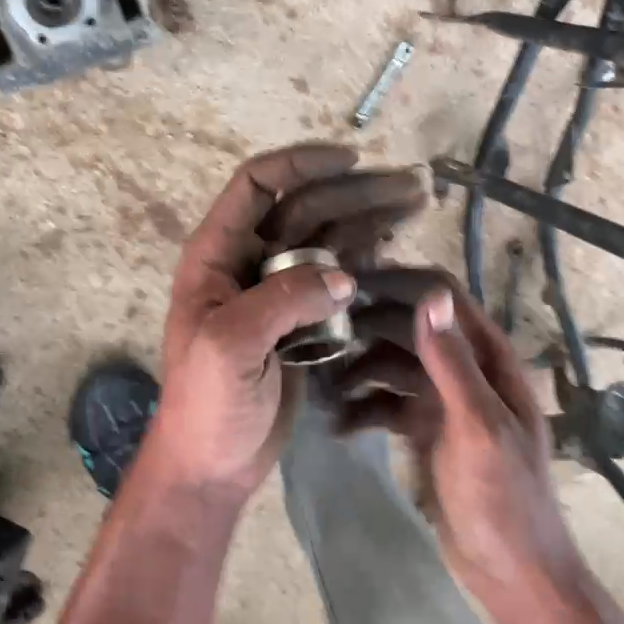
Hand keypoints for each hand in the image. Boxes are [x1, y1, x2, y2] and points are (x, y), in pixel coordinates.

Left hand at [145, 144, 427, 501]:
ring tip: (417, 203)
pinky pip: (337, 272)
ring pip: (326, 235)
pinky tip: (397, 245)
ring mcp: (277, 287)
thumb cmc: (206, 403)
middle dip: (355, 190)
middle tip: (412, 186)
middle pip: (304, 206)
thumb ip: (282, 302)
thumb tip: (344, 276)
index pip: (256, 185)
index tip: (351, 159)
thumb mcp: (230, 346)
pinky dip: (367, 255)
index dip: (300, 163)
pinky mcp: (301, 315)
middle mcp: (248, 259)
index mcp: (218, 254)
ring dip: (369, 216)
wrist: (212, 464)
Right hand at [337, 270, 623, 623]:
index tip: (349, 281)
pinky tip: (337, 426)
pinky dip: (362, 409)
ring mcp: (442, 399)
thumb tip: (430, 296)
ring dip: (357, 369)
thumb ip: (453, 362)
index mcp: (488, 357)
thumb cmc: (504, 496)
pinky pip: (385, 404)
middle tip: (319, 333)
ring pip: (391, 364)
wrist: (512, 572)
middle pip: (408, 326)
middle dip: (366, 327)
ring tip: (320, 385)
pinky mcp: (423, 428)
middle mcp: (463, 368)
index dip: (399, 282)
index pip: (441, 296)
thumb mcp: (478, 425)